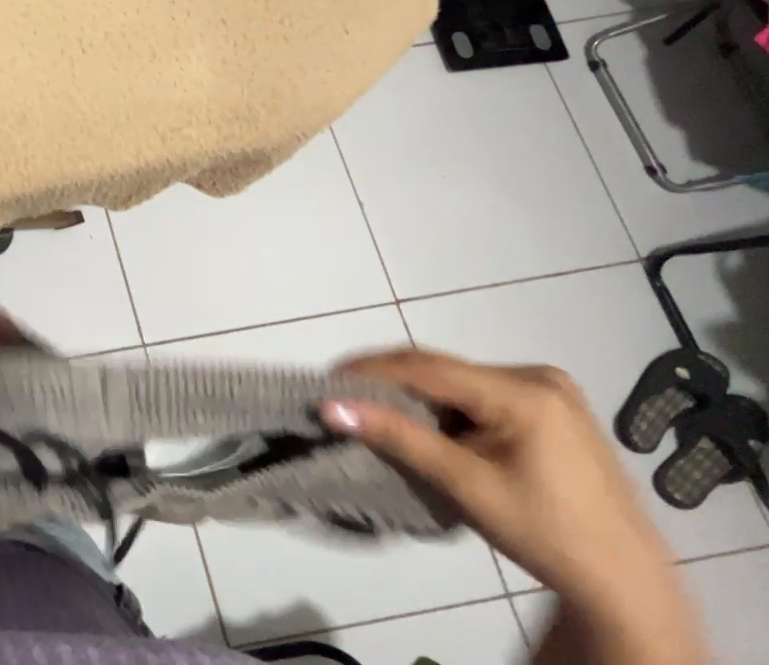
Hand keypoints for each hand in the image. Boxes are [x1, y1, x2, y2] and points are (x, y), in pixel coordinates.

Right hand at [321, 350, 676, 609]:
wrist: (624, 581)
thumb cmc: (545, 532)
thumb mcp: (463, 483)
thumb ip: (397, 437)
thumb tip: (329, 407)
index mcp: (525, 392)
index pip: (427, 367)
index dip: (370, 370)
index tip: (324, 380)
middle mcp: (538, 377)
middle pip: (442, 370)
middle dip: (389, 383)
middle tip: (342, 398)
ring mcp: (548, 390)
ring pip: (456, 381)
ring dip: (414, 395)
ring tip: (372, 412)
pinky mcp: (549, 408)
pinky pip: (477, 394)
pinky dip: (443, 407)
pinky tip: (423, 425)